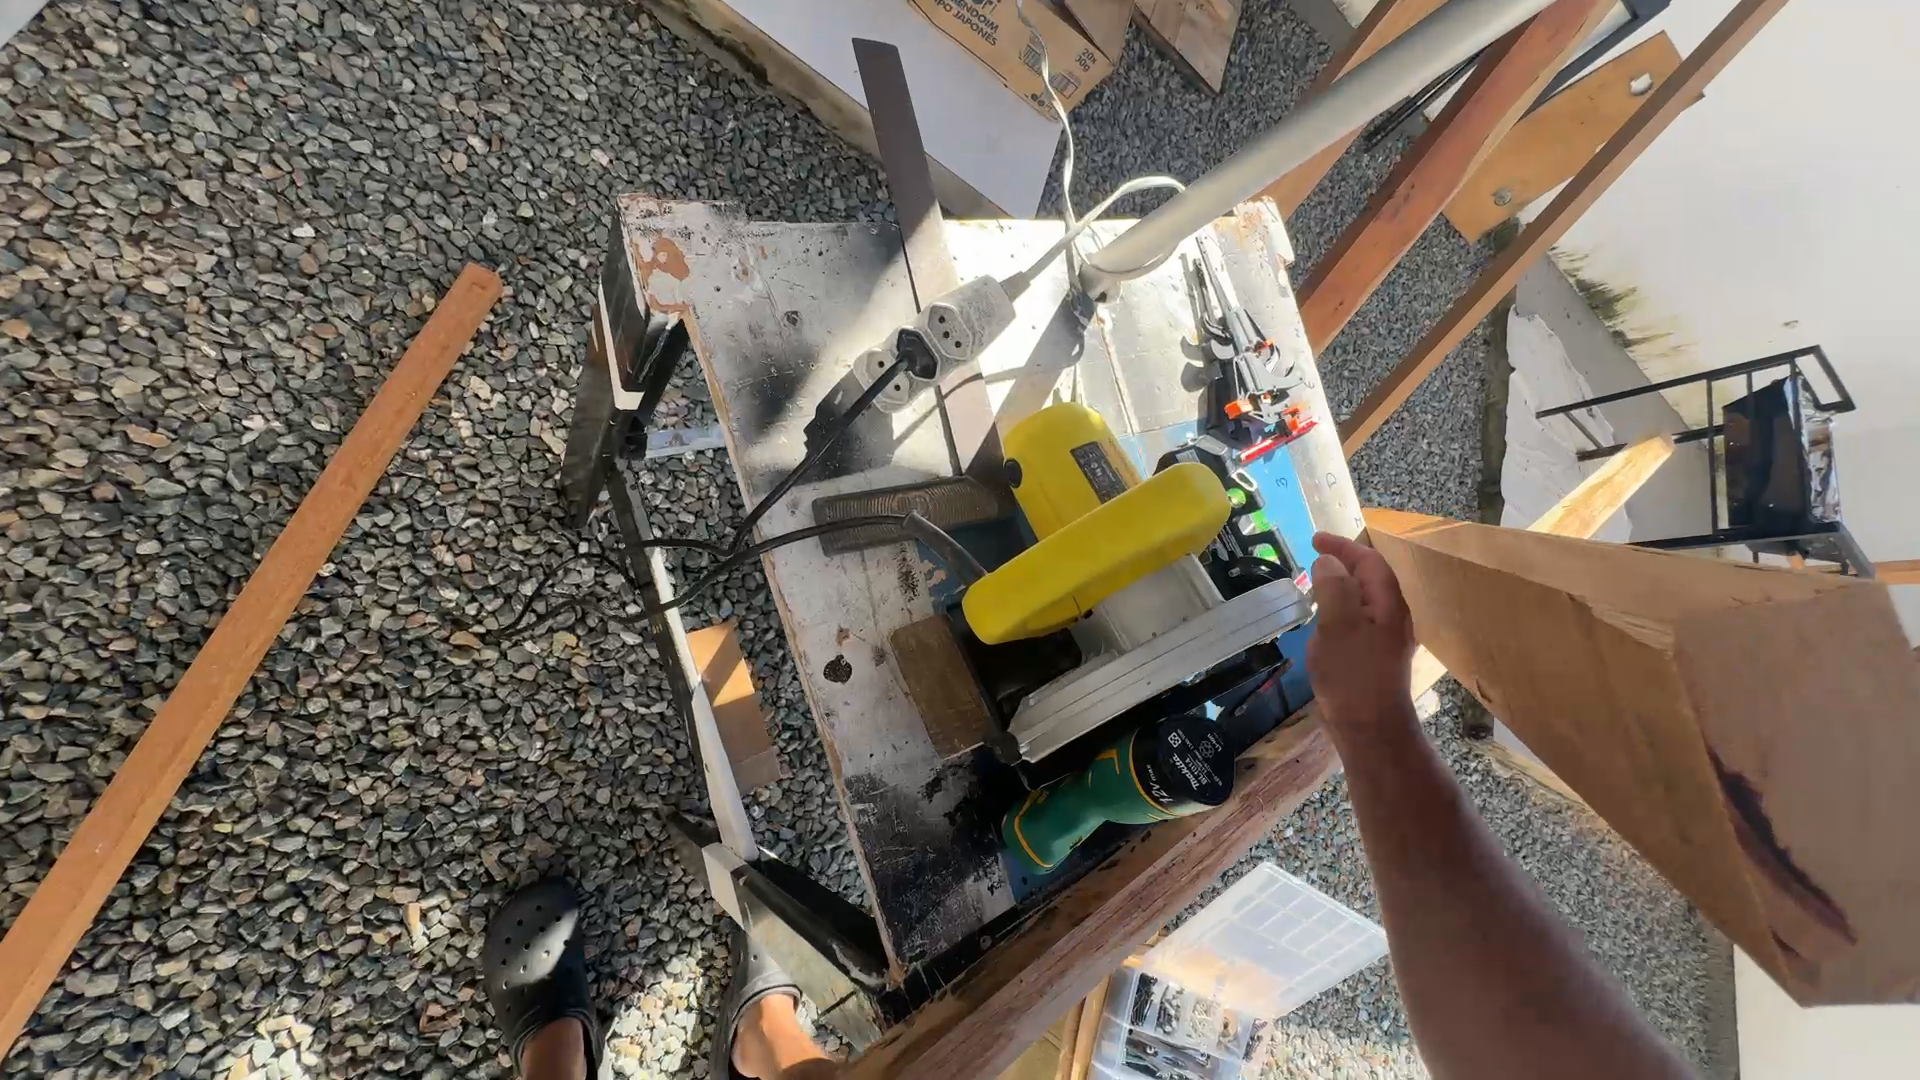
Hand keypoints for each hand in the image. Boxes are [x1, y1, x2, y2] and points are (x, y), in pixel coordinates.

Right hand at [1306, 531, 1416, 742]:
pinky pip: (1358, 617)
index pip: (1369, 561)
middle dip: (1345, 562)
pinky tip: (1325, 620)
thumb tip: (1328, 562)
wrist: (1370, 727)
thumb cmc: (1352, 674)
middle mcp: (1392, 616)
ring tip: (1316, 581)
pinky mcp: (1374, 655)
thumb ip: (1334, 588)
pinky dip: (1341, 606)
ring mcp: (1385, 637)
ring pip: (1365, 598)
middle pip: (1371, 577)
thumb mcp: (1338, 626)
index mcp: (1387, 604)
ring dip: (1342, 584)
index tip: (1315, 539)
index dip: (1343, 546)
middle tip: (1314, 556)